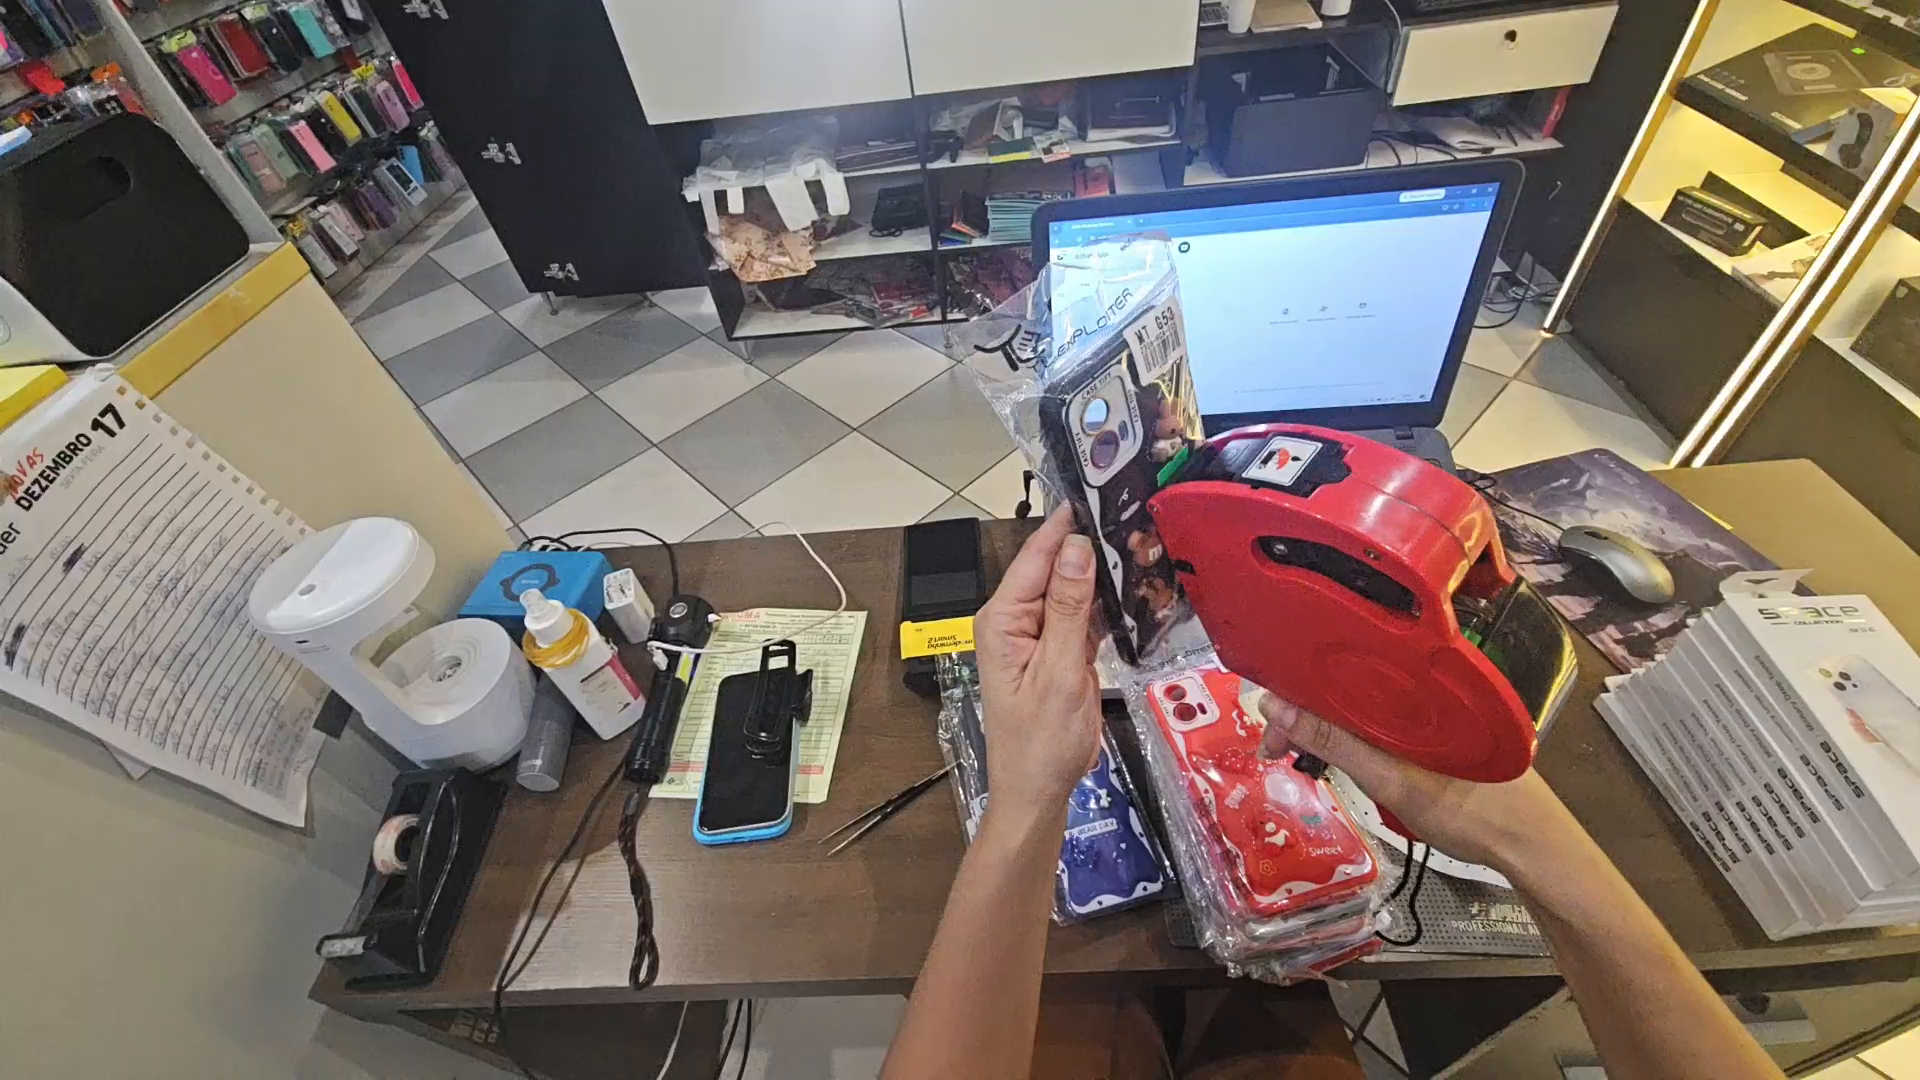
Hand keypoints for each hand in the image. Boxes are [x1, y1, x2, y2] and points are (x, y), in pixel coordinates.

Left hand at [973, 507, 1103, 827]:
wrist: (1038, 791)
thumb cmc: (1040, 743)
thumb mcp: (1059, 673)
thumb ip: (1069, 609)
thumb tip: (1077, 550)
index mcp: (1002, 619)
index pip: (1035, 557)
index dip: (1065, 525)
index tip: (1096, 492)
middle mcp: (1015, 619)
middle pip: (1054, 568)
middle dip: (1089, 544)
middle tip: (1132, 514)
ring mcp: (1037, 633)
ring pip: (1071, 589)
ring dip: (1101, 573)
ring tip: (1140, 543)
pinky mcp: (1057, 648)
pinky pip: (1081, 615)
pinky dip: (1104, 605)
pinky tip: (1132, 589)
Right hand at [1254, 691, 1577, 874]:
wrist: (1539, 854)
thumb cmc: (1472, 813)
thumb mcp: (1392, 779)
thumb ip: (1333, 741)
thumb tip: (1273, 705)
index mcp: (1410, 685)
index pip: (1336, 671)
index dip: (1293, 692)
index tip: (1266, 724)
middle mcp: (1416, 691)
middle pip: (1342, 689)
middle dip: (1300, 714)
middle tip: (1273, 751)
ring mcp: (1424, 715)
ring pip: (1356, 708)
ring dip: (1320, 727)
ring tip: (1296, 755)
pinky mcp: (1428, 736)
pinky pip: (1373, 725)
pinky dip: (1346, 738)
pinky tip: (1333, 755)